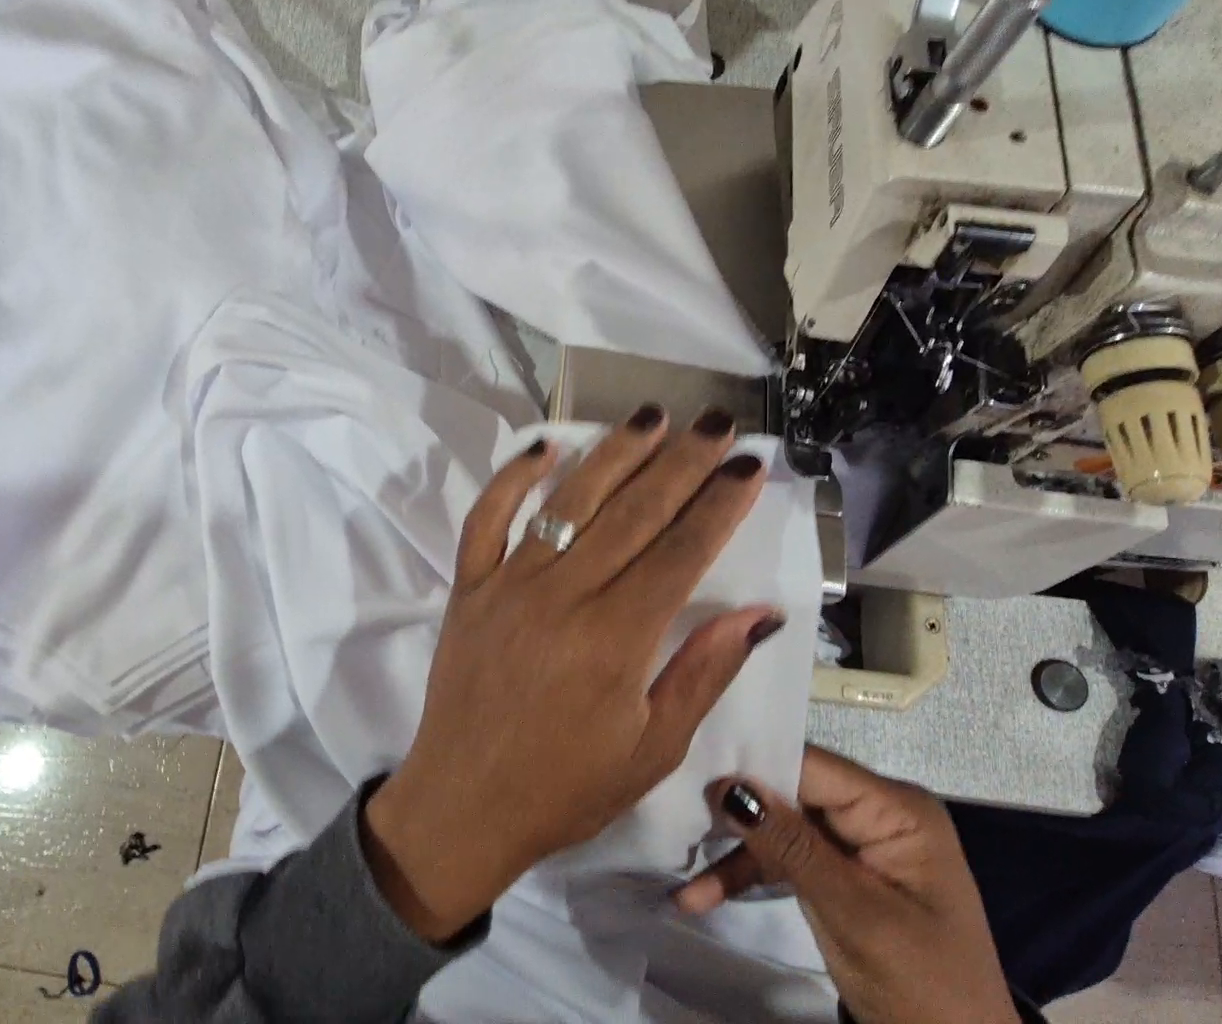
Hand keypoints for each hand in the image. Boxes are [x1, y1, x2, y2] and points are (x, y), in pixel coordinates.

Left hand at [364, 404, 785, 942]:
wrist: (462, 804)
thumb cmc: (566, 788)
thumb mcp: (653, 750)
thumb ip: (703, 673)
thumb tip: (758, 614)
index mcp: (615, 639)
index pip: (681, 552)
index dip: (720, 505)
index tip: (750, 466)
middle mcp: (562, 596)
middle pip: (633, 513)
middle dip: (682, 463)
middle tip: (717, 424)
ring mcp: (507, 585)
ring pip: (567, 501)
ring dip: (614, 453)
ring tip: (652, 417)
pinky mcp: (467, 588)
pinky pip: (486, 518)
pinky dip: (511, 477)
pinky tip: (543, 446)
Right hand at [674, 747, 1017, 1023]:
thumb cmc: (921, 983)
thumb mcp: (854, 914)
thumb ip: (791, 845)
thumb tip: (728, 784)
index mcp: (896, 809)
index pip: (811, 766)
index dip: (753, 764)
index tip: (690, 767)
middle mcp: (874, 812)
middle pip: (788, 790)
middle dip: (733, 806)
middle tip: (670, 805)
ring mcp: (854, 842)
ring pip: (777, 825)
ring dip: (731, 852)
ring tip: (678, 865)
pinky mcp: (836, 871)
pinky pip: (782, 858)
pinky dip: (746, 876)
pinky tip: (699, 895)